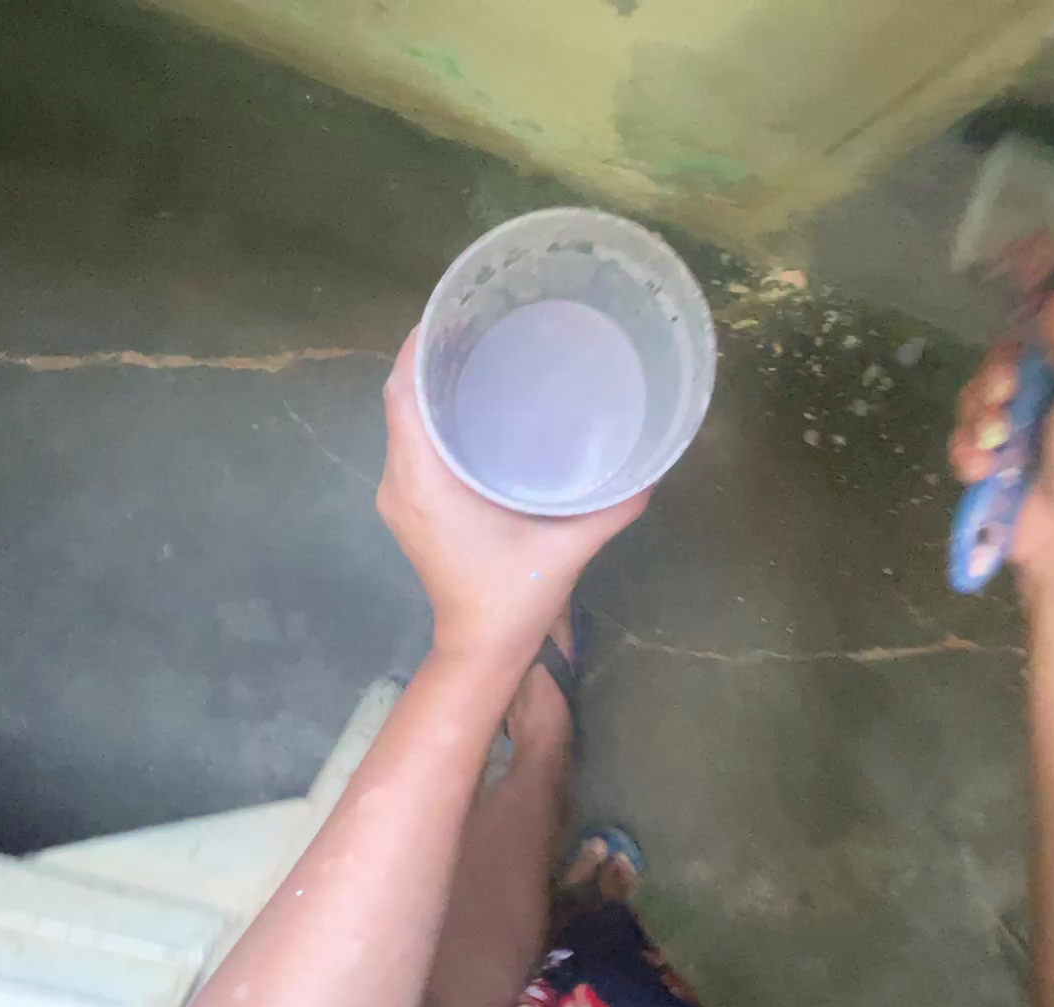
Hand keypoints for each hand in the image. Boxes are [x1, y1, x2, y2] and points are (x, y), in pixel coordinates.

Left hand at [378, 327, 649, 663]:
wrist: (481, 648)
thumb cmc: (517, 597)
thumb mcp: (572, 546)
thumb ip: (614, 505)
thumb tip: (654, 465)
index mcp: (425, 482)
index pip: (403, 395)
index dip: (420, 346)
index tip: (455, 311)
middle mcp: (400, 481)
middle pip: (400, 400)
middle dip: (430, 356)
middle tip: (479, 325)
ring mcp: (399, 495)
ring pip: (403, 421)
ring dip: (429, 385)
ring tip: (477, 354)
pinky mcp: (408, 505)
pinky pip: (410, 443)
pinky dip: (431, 416)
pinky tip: (472, 406)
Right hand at [948, 280, 1053, 598]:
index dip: (1028, 327)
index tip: (1009, 327)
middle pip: (1004, 365)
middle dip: (994, 381)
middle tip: (1003, 396)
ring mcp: (1025, 436)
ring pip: (978, 403)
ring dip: (978, 422)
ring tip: (992, 449)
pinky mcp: (996, 468)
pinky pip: (966, 441)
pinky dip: (968, 453)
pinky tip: (980, 470)